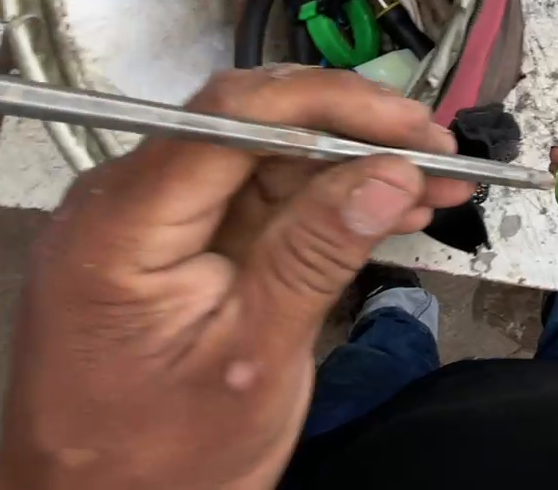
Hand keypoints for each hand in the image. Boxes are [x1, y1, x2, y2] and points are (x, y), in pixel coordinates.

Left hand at [0, 67, 472, 489]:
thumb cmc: (163, 463)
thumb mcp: (254, 361)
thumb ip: (317, 255)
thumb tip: (394, 173)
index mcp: (118, 225)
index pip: (232, 117)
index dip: (331, 104)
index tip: (410, 127)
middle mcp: (133, 196)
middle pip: (259, 119)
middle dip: (358, 126)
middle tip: (436, 149)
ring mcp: (167, 210)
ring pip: (280, 147)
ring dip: (363, 159)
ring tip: (439, 179)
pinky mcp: (198, 229)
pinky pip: (279, 187)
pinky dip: (342, 193)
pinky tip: (400, 206)